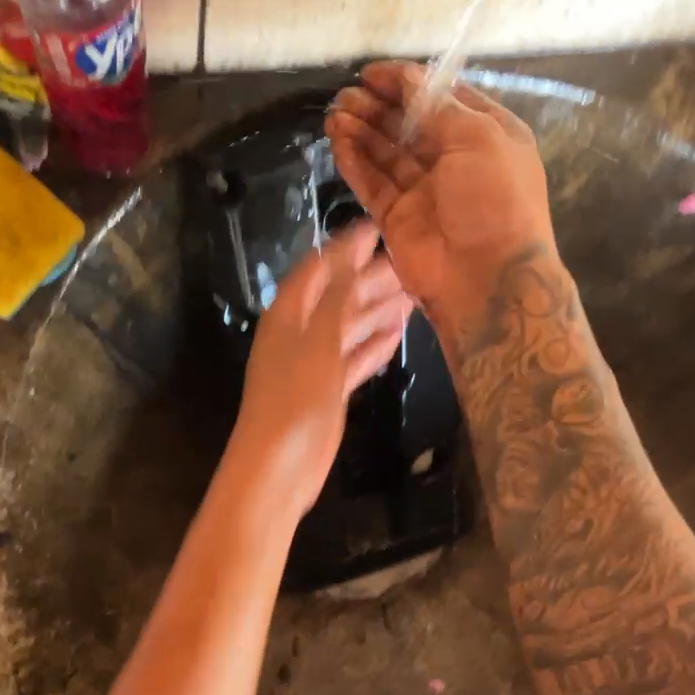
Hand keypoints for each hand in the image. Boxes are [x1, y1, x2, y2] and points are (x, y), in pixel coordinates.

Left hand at [227, 221, 414, 524]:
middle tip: (416, 262)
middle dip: (371, 278)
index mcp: (288, 314)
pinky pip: (353, 359)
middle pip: (338, 296)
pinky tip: (399, 333)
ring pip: (348, 328)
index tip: (385, 228)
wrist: (278, 466)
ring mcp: (313, 364)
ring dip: (377, 310)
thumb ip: (337, 294)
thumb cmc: (295, 398)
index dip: (347, 247)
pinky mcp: (327, 392)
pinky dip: (373, 346)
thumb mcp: (318, 339)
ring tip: (416, 292)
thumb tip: (352, 247)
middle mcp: (299, 333)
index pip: (319, 267)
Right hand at [327, 61, 558, 334]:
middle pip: (408, 126)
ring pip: (386, 154)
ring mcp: (423, 192)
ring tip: (335, 114)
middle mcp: (453, 161)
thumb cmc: (494, 200)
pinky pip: (372, 184)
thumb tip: (410, 81)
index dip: (407, 84)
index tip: (373, 74)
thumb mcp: (478, 139)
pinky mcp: (397, 218)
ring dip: (361, 132)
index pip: (441, 99)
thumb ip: (438, 109)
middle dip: (378, 107)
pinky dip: (355, 163)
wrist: (485, 277)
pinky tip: (338, 142)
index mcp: (484, 136)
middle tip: (347, 95)